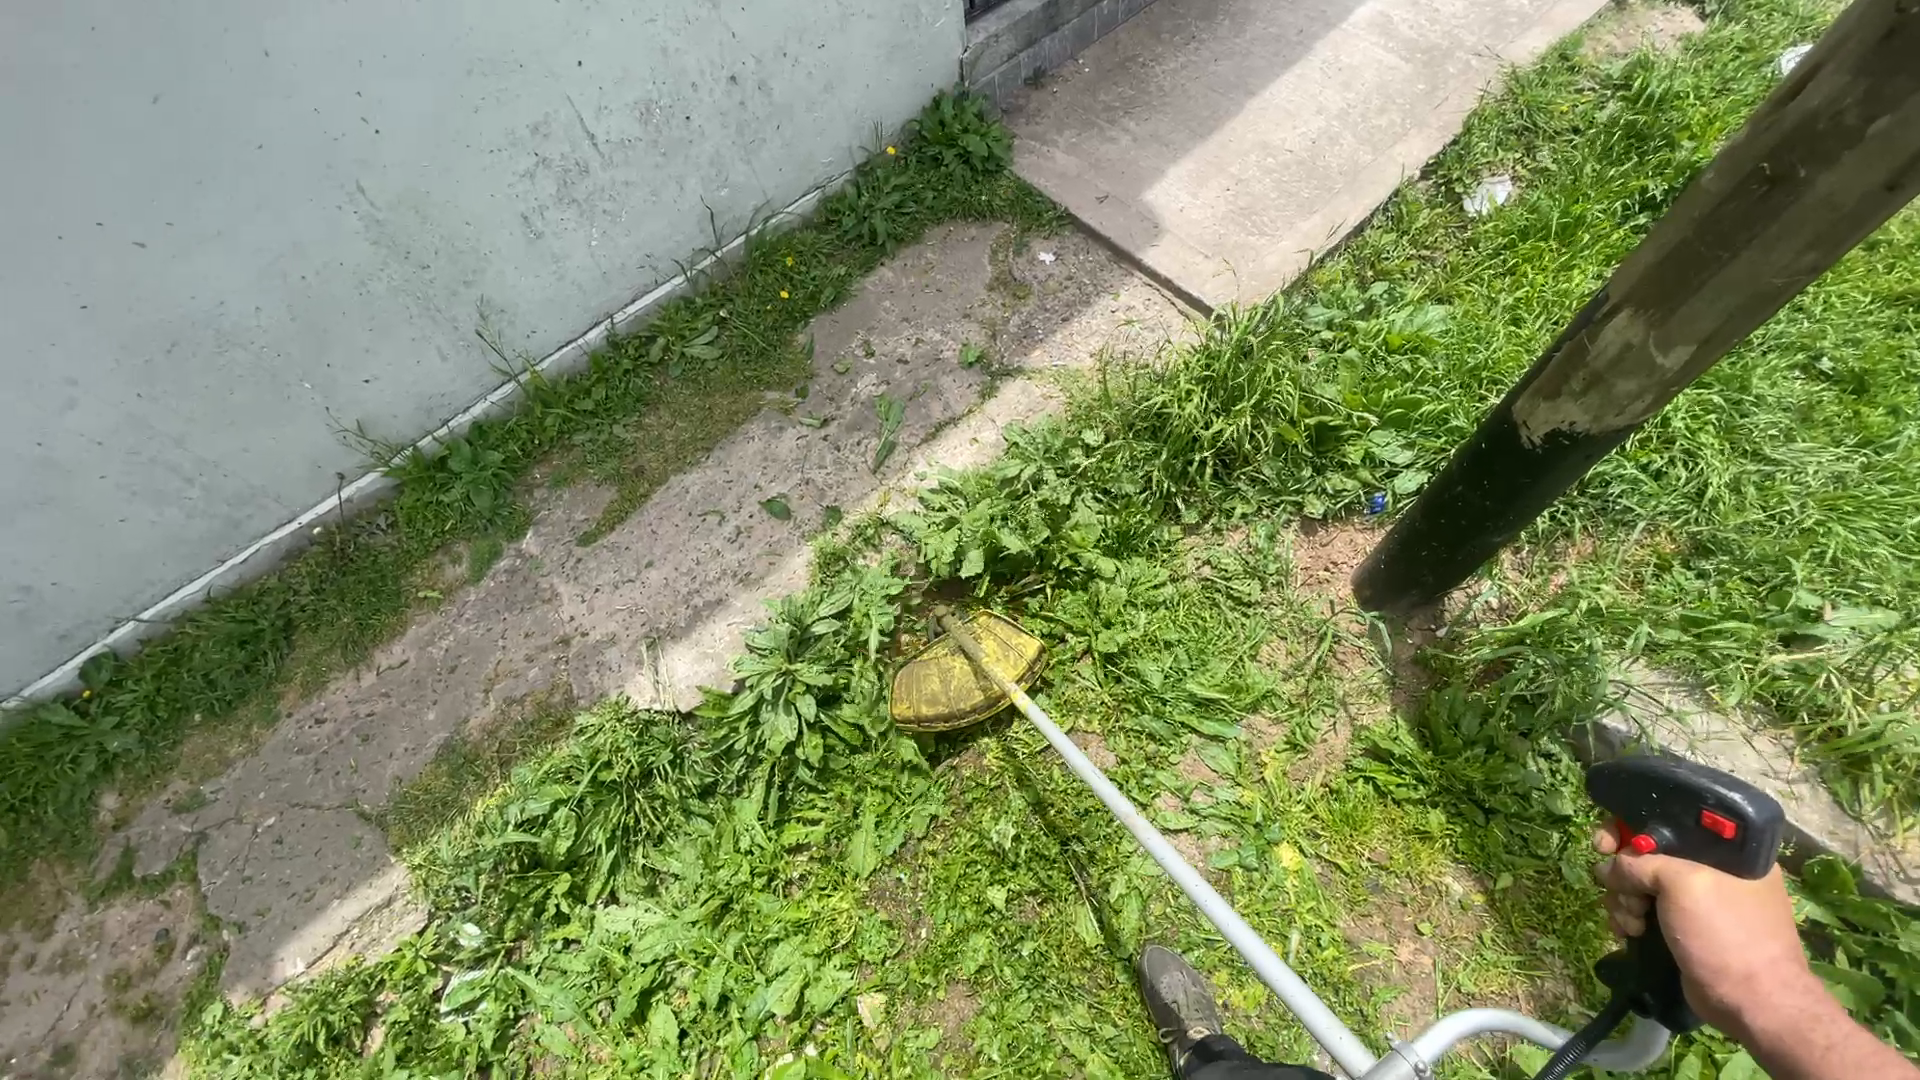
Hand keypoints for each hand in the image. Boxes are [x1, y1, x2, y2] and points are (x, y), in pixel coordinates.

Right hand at [1592, 825, 1826, 1041]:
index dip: (1627, 828)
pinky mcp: (1680, 927)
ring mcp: (1695, 904)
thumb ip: (1636, 863)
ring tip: (1633, 923)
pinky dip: (1627, 918)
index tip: (1605, 844)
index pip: (1665, 824)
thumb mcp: (1680, 883)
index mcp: (1727, 854)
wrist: (1753, 1003)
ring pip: (1635, 885)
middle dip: (1622, 873)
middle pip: (1642, 855)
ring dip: (1623, 901)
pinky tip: (1630, 933)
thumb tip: (1607, 871)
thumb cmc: (1726, 933)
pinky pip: (1639, 909)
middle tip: (1617, 888)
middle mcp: (1711, 874)